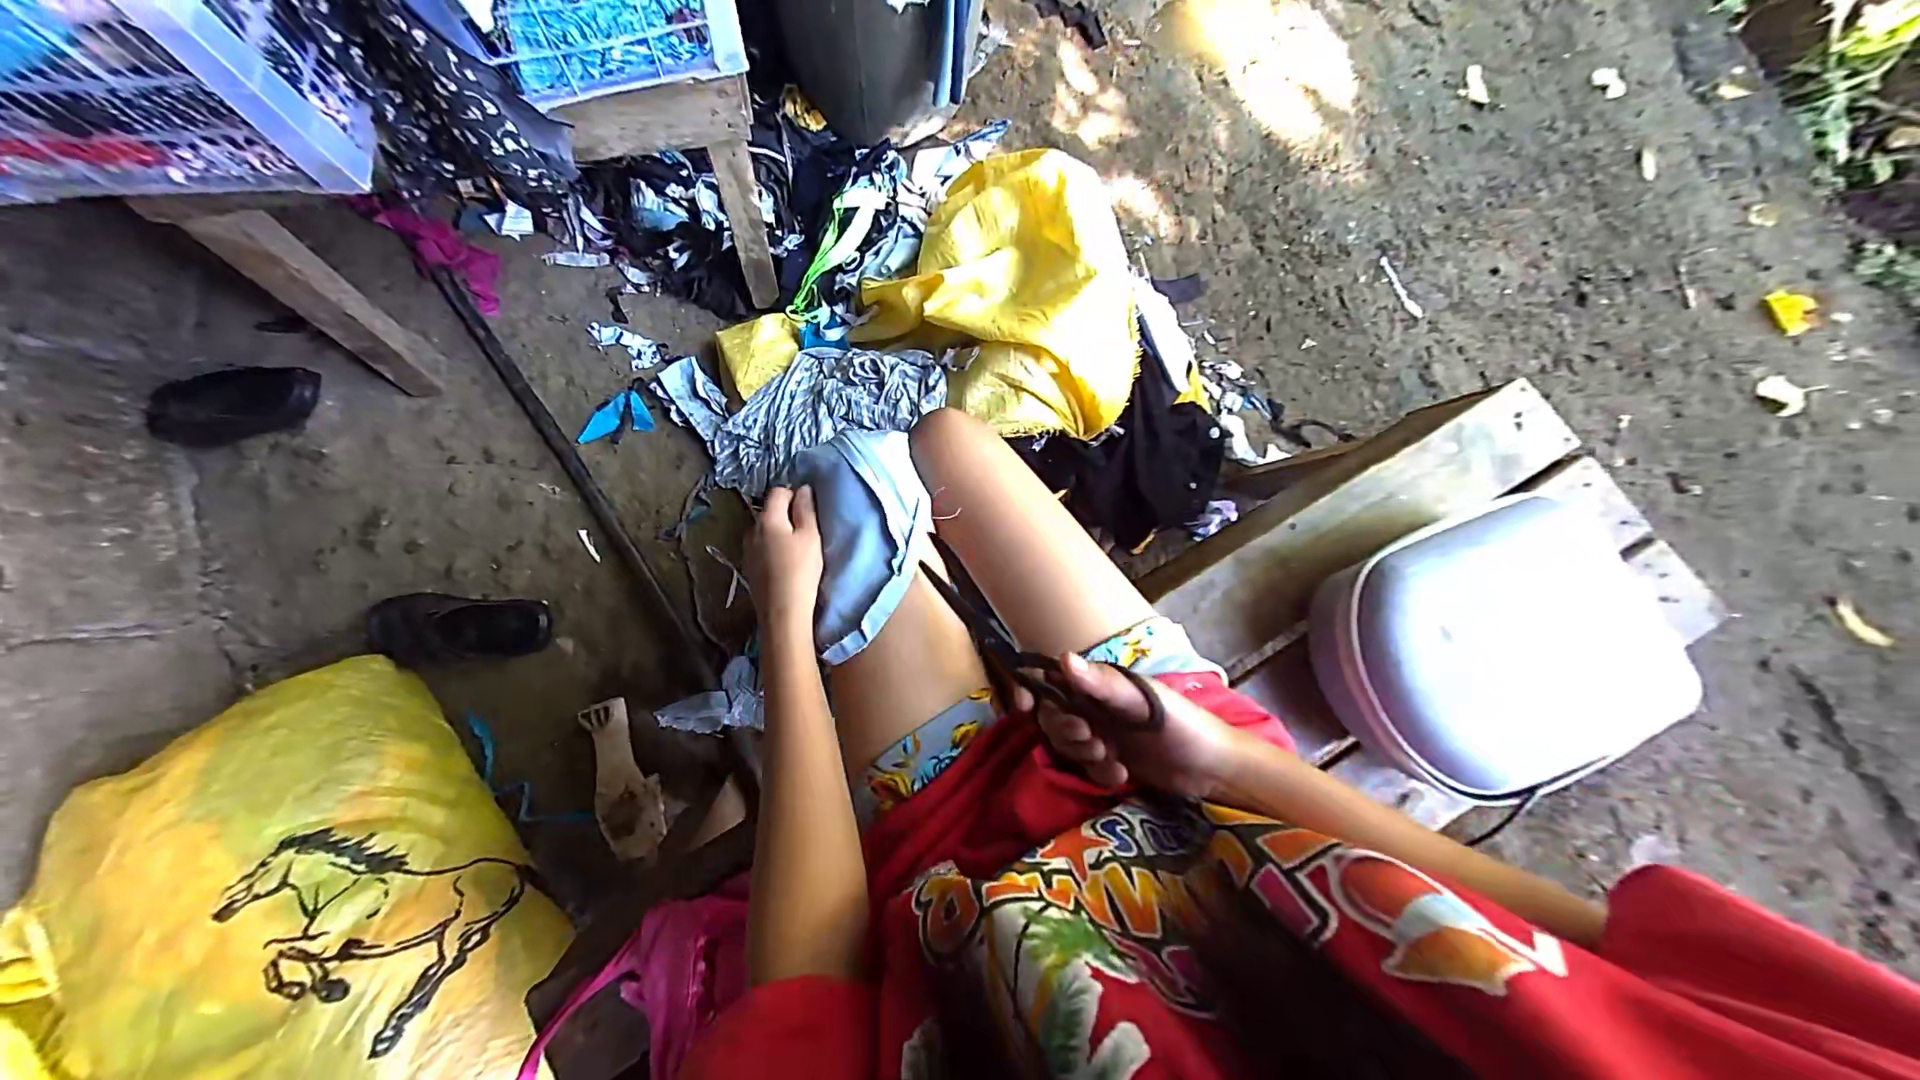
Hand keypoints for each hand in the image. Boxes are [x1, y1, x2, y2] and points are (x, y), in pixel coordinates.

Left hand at [746, 486, 823, 634]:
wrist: (782, 611)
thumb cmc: (801, 570)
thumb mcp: (811, 536)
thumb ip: (806, 510)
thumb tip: (802, 489)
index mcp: (767, 519)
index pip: (778, 492)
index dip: (795, 496)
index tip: (809, 511)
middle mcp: (751, 530)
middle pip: (769, 511)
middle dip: (786, 515)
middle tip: (806, 532)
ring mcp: (747, 550)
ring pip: (764, 531)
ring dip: (778, 533)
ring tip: (795, 550)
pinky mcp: (748, 567)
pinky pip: (761, 548)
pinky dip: (772, 549)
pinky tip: (784, 564)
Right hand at [1011, 653, 1243, 799]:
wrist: (1213, 768)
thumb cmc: (1181, 722)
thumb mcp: (1141, 701)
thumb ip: (1100, 683)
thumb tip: (1063, 658)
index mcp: (1097, 682)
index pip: (1048, 677)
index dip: (1028, 688)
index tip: (1023, 707)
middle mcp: (1092, 704)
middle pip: (1051, 716)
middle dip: (1066, 732)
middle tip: (1093, 740)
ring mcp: (1099, 732)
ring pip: (1065, 744)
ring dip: (1083, 755)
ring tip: (1113, 760)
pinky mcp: (1108, 759)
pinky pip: (1084, 768)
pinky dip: (1098, 773)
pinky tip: (1122, 774)